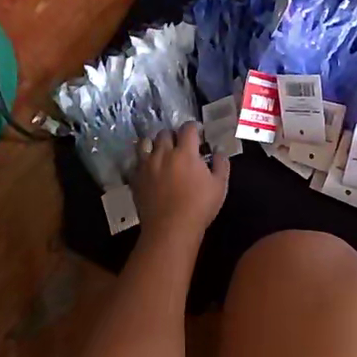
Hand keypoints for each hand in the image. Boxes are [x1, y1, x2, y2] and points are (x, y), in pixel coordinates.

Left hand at [131, 123, 228, 239]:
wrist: (170, 228)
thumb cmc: (199, 207)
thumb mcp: (219, 186)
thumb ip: (221, 164)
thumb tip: (218, 150)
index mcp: (185, 153)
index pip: (187, 128)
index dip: (193, 127)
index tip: (197, 133)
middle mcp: (162, 154)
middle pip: (164, 133)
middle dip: (173, 135)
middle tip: (180, 145)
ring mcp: (146, 165)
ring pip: (145, 143)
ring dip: (154, 144)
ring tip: (161, 152)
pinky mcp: (135, 178)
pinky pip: (136, 161)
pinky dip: (143, 160)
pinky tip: (149, 168)